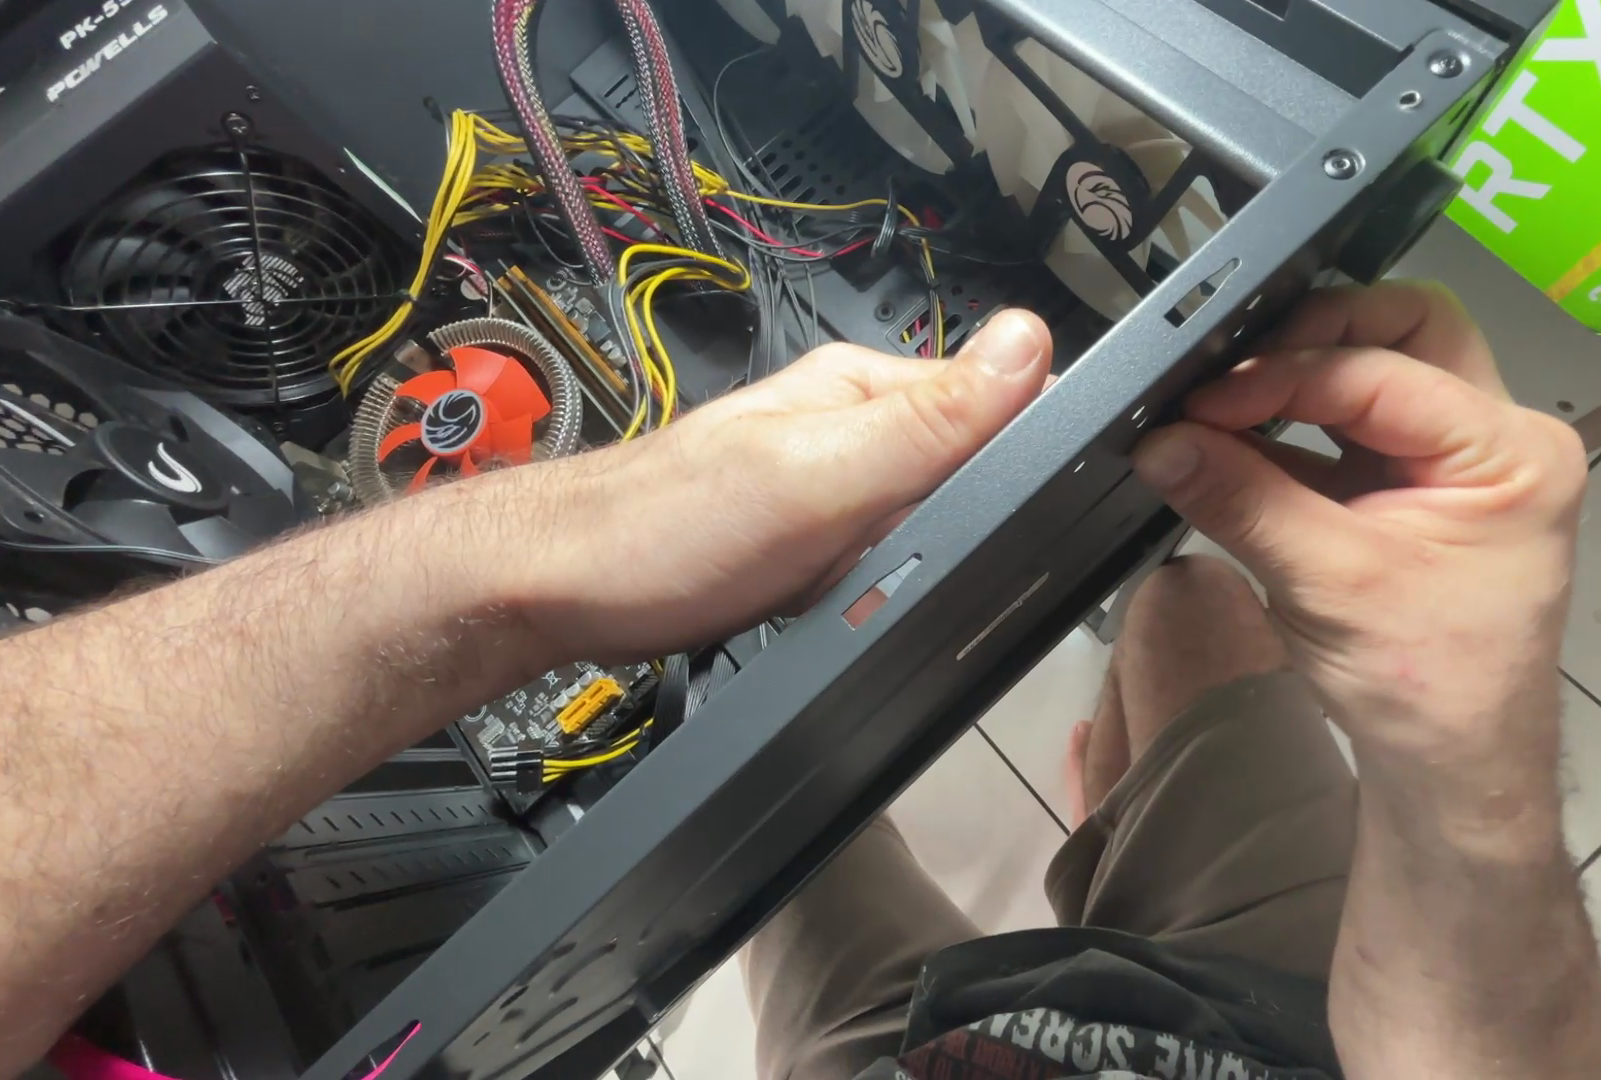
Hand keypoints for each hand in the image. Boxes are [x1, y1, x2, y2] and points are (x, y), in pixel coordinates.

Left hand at [475, 311, 1051, 664]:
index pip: (994, 397)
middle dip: (964, 526)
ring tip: (877, 586)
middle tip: (912, 566)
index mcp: (866, 392)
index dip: (1030, 449)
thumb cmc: (671, 525)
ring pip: (925, 518)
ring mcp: (832, 484)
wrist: (570, 587)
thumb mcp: (818, 473)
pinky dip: (882, 581)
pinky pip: (880, 554)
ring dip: (922, 559)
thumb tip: (1026, 343)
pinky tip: (855, 598)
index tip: (1030, 507)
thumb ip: (928, 420)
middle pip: (965, 467)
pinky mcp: (813, 533)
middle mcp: (853, 429)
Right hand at [1131, 283, 1586, 773]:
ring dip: (1291, 376)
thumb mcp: (1327, 582)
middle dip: (1311, 336)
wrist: (1443, 755)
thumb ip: (1241, 501)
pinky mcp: (1392, 486)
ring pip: (1370, 369)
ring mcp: (1439, 458)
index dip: (1282, 376)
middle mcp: (1485, 436)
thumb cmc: (1417, 678)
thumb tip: (1155, 444)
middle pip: (1403, 332)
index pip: (1384, 371)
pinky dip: (1276, 426)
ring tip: (1215, 397)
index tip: (1198, 402)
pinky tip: (1224, 437)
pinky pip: (1333, 430)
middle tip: (1229, 365)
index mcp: (1505, 451)